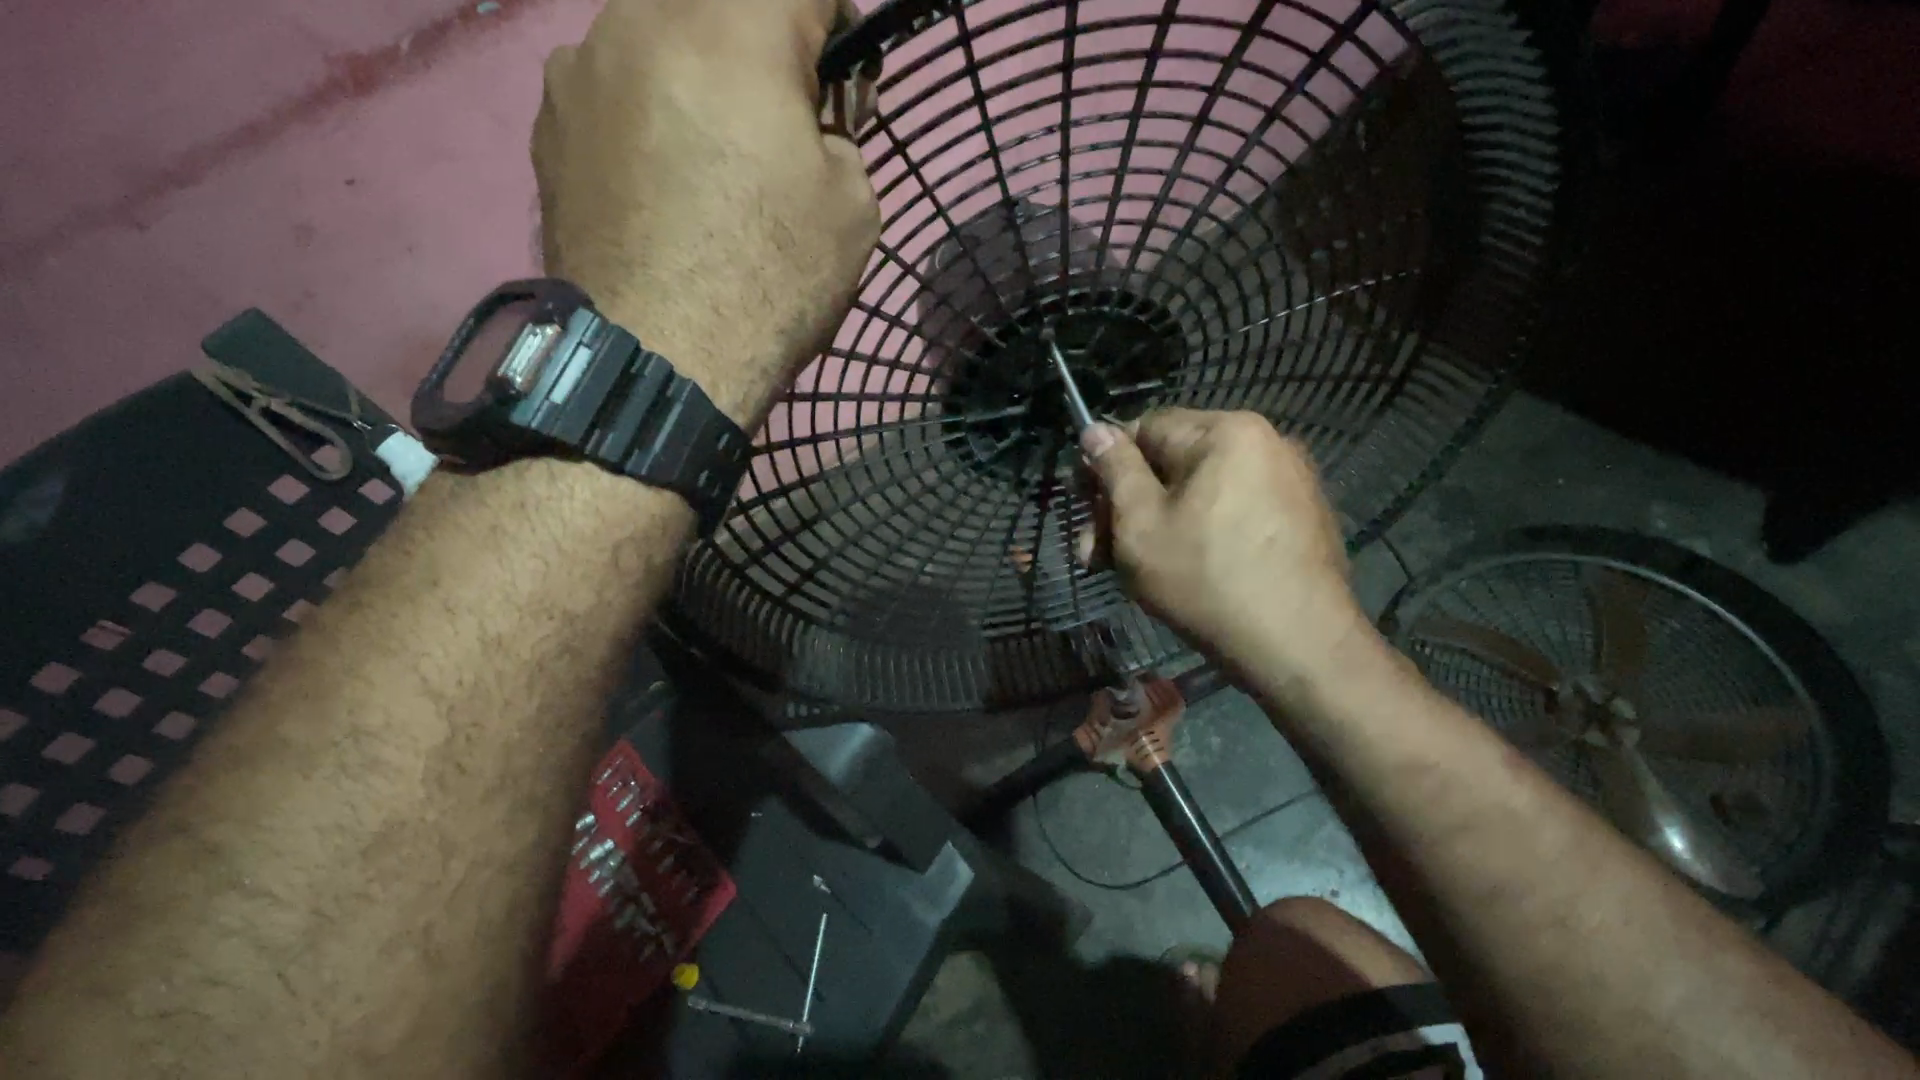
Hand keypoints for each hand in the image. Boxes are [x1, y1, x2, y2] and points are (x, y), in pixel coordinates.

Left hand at [533, 0, 880, 424]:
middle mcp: (643, 20)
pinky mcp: (548, 123)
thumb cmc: (769, 279)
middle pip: (722, 6)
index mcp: (732, 30)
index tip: (842, 84)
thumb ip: (839, 132)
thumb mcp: (854, 206)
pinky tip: (657, 180)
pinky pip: (612, 87)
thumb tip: (807, 124)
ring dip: (697, 74)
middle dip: (761, 49)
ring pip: (659, 37)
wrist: (657, 359)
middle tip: (778, 121)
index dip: (836, 26)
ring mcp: (581, 68)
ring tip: (709, 156)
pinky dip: (645, 111)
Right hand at [1083, 409, 1377, 689]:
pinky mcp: (1303, 517)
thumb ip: (1114, 470)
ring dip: (1160, 524)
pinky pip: (1234, 511)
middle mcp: (1266, 441)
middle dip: (1128, 506)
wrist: (1299, 646)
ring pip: (1201, 491)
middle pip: (1172, 462)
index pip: (1143, 428)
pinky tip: (1186, 572)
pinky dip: (1202, 533)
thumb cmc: (1206, 579)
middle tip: (1096, 555)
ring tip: (1133, 572)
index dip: (1105, 466)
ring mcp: (1290, 480)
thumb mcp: (1140, 524)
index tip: (1085, 510)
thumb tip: (1094, 430)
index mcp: (1225, 432)